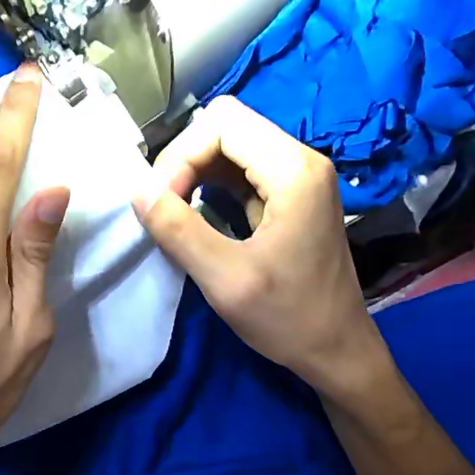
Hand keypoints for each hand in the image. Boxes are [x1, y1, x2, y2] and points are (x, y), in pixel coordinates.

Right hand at [132, 98, 385, 398]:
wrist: (337, 350)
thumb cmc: (287, 319)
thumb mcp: (226, 279)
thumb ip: (178, 230)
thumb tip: (138, 190)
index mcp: (294, 171)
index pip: (221, 124)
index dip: (180, 157)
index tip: (162, 205)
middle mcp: (302, 160)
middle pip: (226, 125)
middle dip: (185, 159)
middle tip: (165, 205)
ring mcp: (299, 176)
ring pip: (231, 144)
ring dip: (195, 170)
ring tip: (174, 210)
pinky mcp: (291, 195)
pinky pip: (242, 168)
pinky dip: (211, 183)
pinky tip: (195, 212)